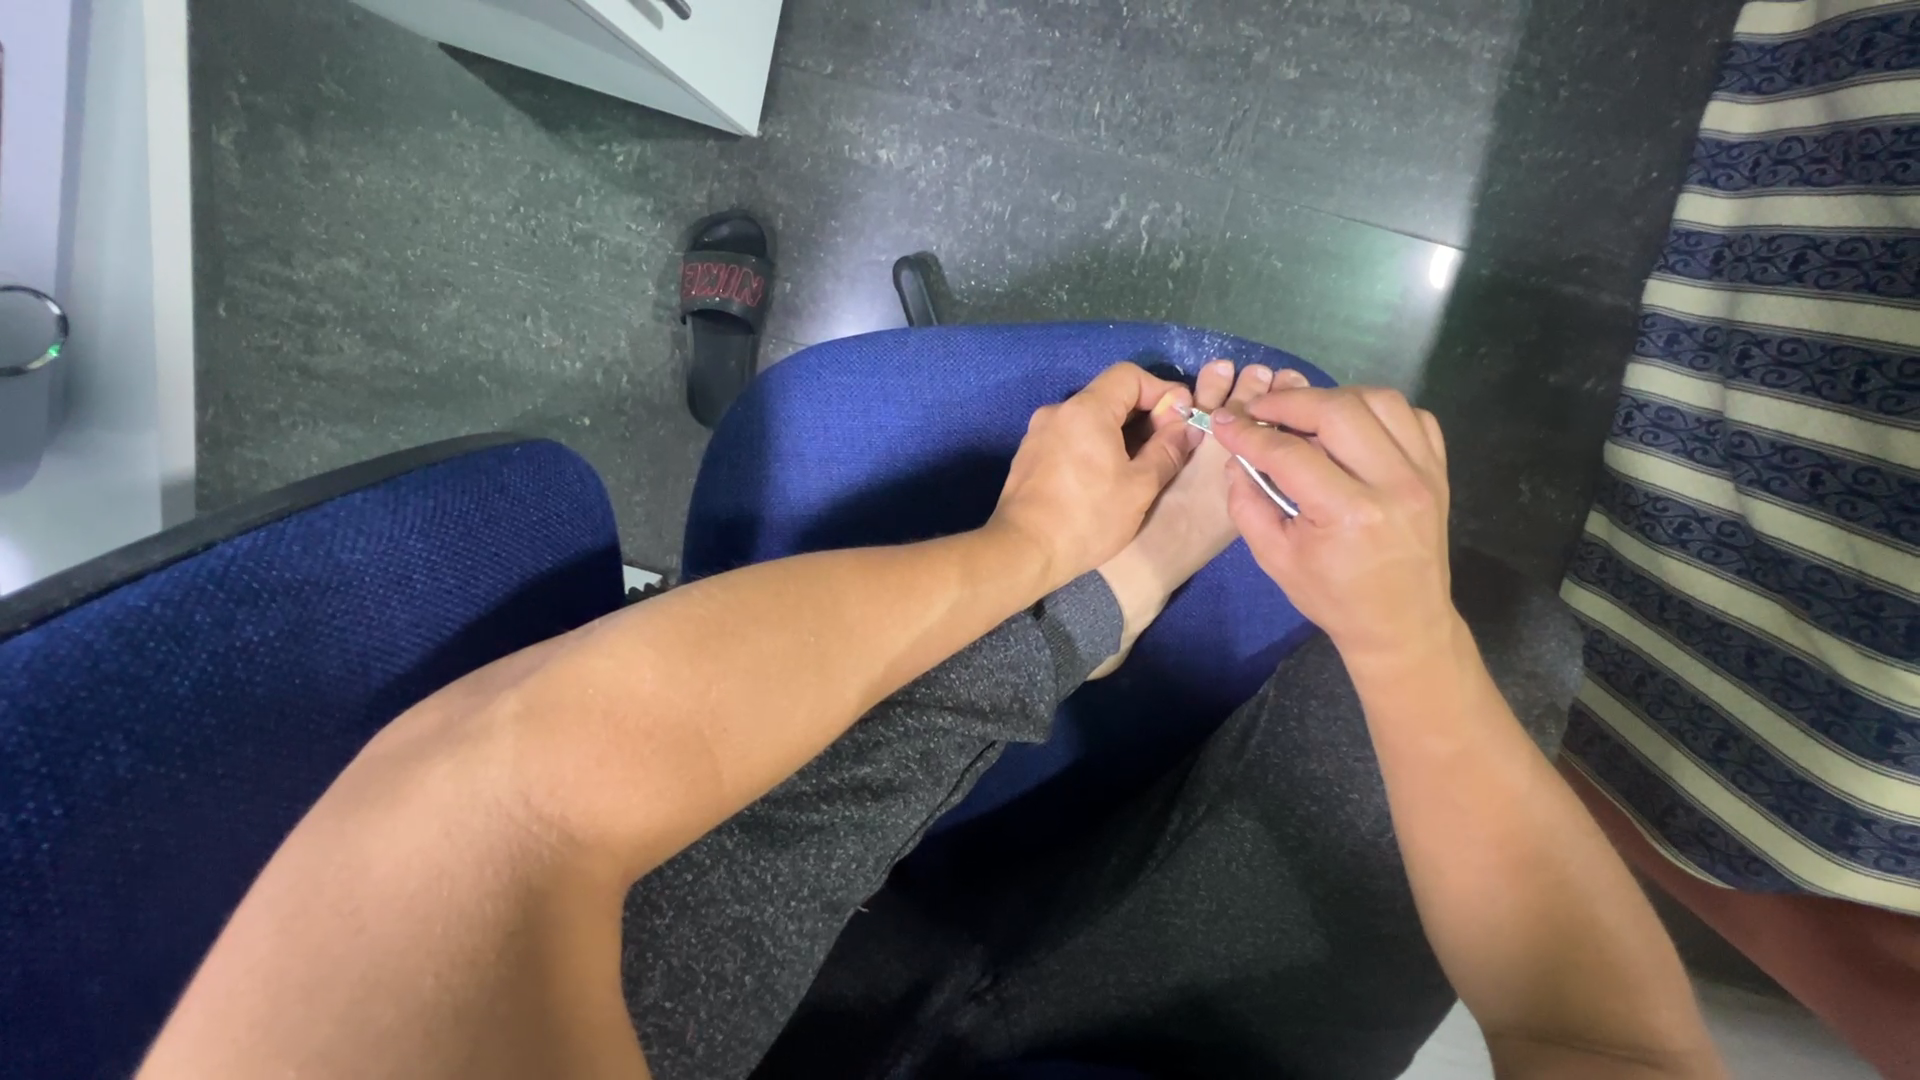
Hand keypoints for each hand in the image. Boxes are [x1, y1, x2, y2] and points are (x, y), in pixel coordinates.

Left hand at [989, 362, 1198, 589]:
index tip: (1180, 419)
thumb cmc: (1087, 518)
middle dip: (1143, 415)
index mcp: (1085, 410)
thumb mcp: (1140, 487)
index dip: (1161, 391)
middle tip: (1166, 446)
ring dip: (1119, 433)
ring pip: (1088, 420)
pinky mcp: (1028, 457)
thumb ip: (1167, 450)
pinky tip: (1106, 478)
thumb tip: (1185, 427)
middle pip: (1108, 396)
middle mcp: (1057, 412)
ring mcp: (1037, 434)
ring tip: (1140, 465)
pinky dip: (1093, 447)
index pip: (1129, 375)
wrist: (1023, 551)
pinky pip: (1069, 439)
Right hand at [1210, 385, 1455, 674]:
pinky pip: (1411, 416)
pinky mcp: (1438, 470)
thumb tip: (1237, 456)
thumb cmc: (1332, 597)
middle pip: (1338, 411)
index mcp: (1348, 514)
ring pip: (1379, 401)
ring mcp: (1423, 474)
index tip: (1223, 421)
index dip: (1249, 433)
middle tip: (1259, 408)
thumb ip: (1247, 504)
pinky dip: (1374, 410)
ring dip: (1333, 397)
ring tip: (1302, 412)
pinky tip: (1348, 425)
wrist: (1401, 624)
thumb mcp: (1273, 559)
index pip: (1289, 454)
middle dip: (1289, 401)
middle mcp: (1393, 485)